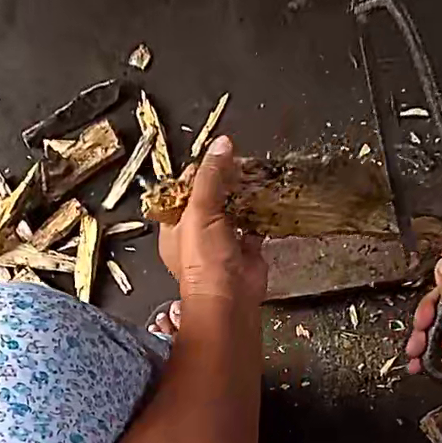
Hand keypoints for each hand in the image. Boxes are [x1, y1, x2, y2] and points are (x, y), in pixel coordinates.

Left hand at [158, 136, 265, 304]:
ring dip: (243, 194)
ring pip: (232, 210)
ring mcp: (222, 244)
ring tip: (254, 172)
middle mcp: (196, 235)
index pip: (183, 191)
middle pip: (210, 198)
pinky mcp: (245, 250)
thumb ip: (210, 176)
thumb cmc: (204, 260)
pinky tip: (267, 196)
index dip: (198, 172)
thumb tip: (222, 144)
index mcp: (174, 227)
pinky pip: (253, 225)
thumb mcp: (200, 210)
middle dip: (224, 180)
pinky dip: (260, 212)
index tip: (215, 155)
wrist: (230, 298)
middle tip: (239, 161)